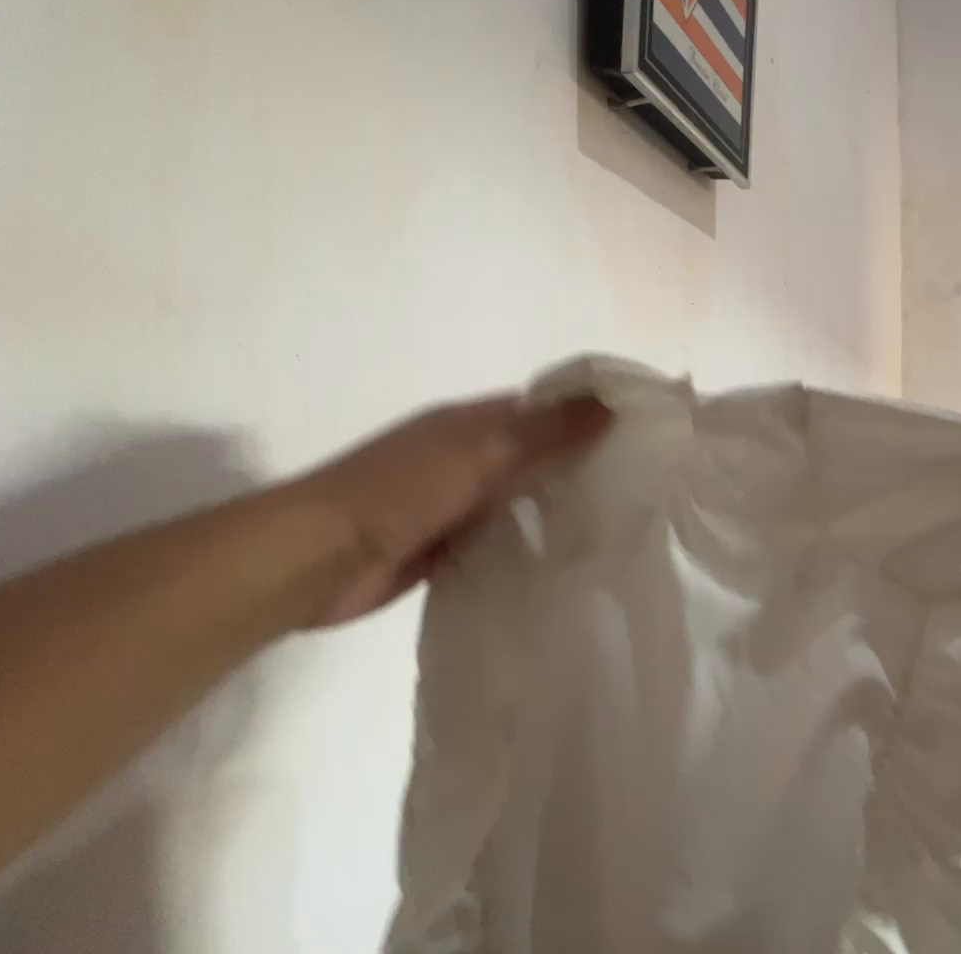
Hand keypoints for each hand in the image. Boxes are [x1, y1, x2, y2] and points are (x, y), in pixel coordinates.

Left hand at [278, 394, 611, 627]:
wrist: (319, 557)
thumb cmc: (401, 489)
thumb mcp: (482, 450)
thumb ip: (547, 431)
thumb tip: (612, 402)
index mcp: (471, 421)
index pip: (543, 406)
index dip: (587, 412)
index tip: (641, 432)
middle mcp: (465, 455)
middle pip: (535, 452)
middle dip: (580, 462)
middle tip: (641, 483)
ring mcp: (454, 502)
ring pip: (520, 496)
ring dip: (556, 504)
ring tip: (617, 521)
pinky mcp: (447, 545)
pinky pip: (501, 536)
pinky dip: (529, 541)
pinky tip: (566, 556)